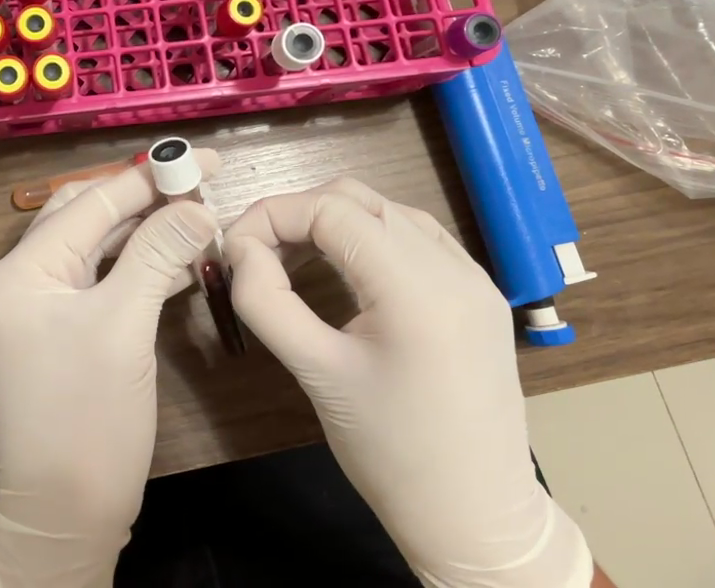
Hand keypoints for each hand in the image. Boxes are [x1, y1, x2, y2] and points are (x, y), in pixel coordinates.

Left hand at [0, 153, 221, 587]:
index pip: (91, 205)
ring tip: (196, 216)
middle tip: (200, 186)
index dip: (148, 178)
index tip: (203, 158)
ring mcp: (39, 309)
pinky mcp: (61, 334)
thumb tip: (196, 204)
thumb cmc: (87, 420)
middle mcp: (22, 281)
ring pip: (96, 250)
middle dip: (144, 200)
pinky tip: (176, 259)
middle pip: (88, 219)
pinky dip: (135, 268)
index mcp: (21, 271)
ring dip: (143, 233)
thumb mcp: (123, 328)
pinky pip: (99, 283)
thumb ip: (156, 256)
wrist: (65, 516)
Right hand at [224, 179, 592, 587]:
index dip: (272, 215)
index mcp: (416, 289)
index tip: (235, 247)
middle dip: (297, 212)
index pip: (329, 209)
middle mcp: (454, 268)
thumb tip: (239, 248)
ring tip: (293, 257)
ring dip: (333, 220)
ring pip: (387, 210)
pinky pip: (416, 236)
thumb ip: (265, 301)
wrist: (476, 516)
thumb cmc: (389, 452)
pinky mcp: (479, 293)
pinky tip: (345, 268)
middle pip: (358, 198)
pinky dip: (369, 236)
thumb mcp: (315, 374)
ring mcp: (474, 278)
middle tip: (257, 252)